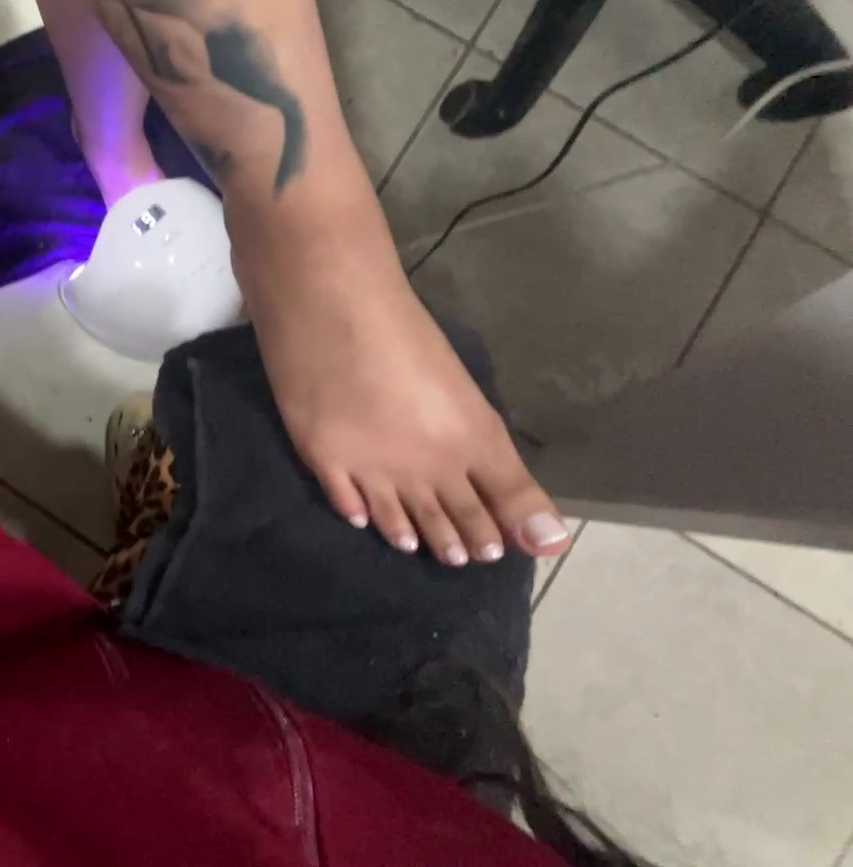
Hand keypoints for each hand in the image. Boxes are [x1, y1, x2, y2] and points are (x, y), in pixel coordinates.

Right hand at [249, 243, 572, 565]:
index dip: (504, 528)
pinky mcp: (322, 456)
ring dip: (411, 532)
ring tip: (416, 547)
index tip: (504, 550)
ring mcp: (369, 465)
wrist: (327, 306)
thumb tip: (544, 527)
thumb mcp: (459, 381)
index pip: (498, 501)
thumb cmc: (399, 328)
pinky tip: (360, 518)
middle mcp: (425, 465)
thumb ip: (489, 448)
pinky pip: (345, 496)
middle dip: (461, 538)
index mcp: (470, 440)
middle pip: (448, 512)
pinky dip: (356, 510)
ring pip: (397, 513)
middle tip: (462, 560)